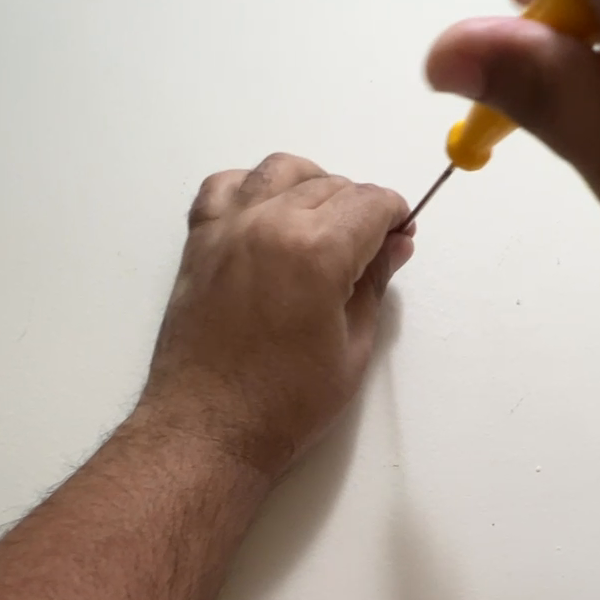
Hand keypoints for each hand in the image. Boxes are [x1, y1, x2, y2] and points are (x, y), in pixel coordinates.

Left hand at [135, 153, 413, 476]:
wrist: (210, 428)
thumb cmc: (288, 404)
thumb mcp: (352, 349)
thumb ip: (375, 286)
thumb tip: (396, 243)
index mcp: (317, 251)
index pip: (370, 202)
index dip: (395, 214)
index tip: (399, 235)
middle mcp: (271, 223)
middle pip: (331, 184)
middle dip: (360, 208)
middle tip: (369, 249)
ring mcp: (229, 227)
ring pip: (281, 171)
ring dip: (312, 187)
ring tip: (323, 227)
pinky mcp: (199, 241)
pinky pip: (227, 186)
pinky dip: (254, 189)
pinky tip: (268, 220)